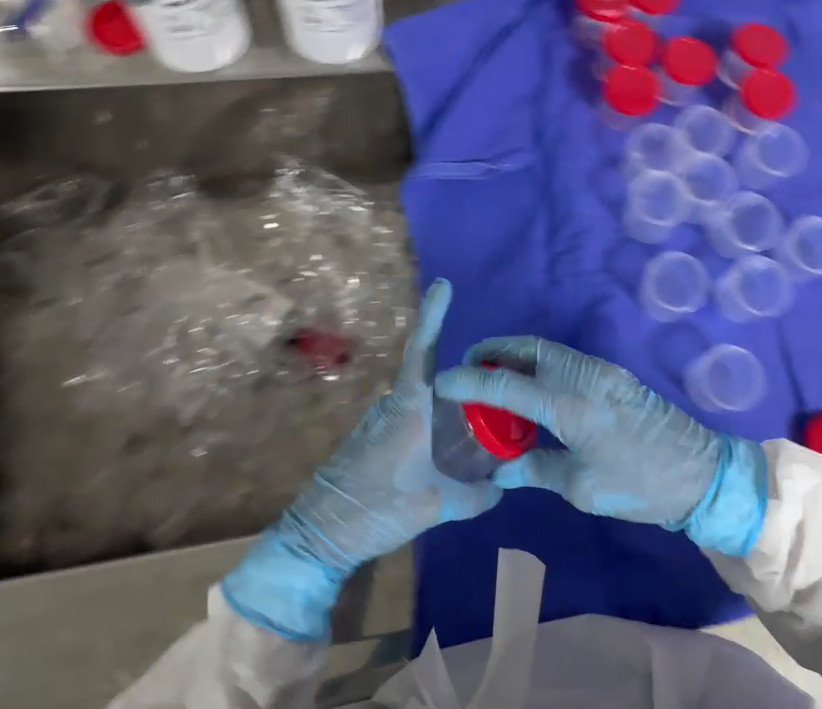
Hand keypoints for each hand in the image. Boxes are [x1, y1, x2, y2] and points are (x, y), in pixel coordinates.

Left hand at [221, 280, 501, 639]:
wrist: (319, 536)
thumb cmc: (374, 510)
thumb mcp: (431, 508)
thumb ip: (472, 497)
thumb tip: (502, 487)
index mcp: (408, 410)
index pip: (422, 350)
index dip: (433, 315)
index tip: (443, 285)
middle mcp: (394, 407)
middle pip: (431, 375)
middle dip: (463, 373)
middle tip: (499, 376)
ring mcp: (381, 423)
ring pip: (423, 400)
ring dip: (450, 402)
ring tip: (485, 413)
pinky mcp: (375, 441)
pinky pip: (414, 418)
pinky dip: (435, 421)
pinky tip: (453, 442)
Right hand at [435, 337, 766, 556]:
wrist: (701, 473)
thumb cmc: (639, 486)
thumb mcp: (582, 488)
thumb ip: (537, 470)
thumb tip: (501, 470)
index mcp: (570, 406)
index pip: (506, 386)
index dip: (469, 382)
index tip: (441, 381)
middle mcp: (584, 377)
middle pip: (528, 349)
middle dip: (493, 352)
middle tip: (468, 367)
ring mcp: (603, 371)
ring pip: (549, 350)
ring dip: (517, 356)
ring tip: (494, 377)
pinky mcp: (615, 376)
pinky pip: (567, 360)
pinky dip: (540, 365)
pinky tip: (531, 388)